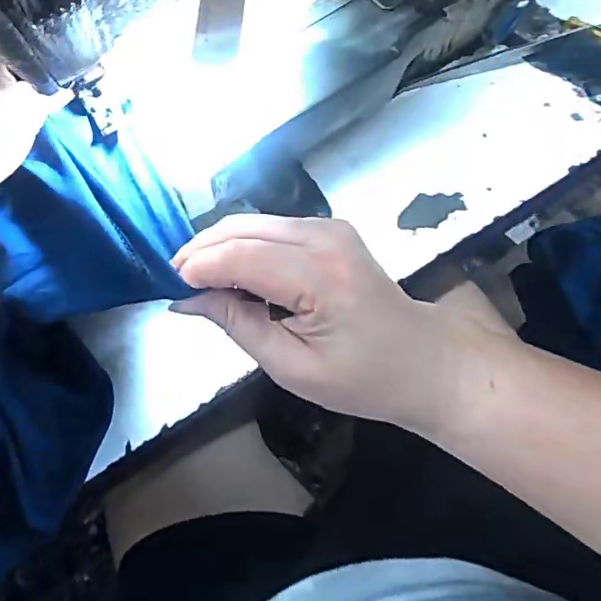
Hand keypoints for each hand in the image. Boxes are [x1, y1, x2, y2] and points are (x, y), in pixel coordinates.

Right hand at [170, 214, 479, 430]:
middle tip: (175, 278)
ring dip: (217, 245)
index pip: (242, 256)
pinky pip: (267, 226)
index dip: (200, 266)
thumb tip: (187, 300)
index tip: (172, 286)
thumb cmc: (365, 379)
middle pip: (241, 229)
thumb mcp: (293, 368)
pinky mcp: (325, 226)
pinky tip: (230, 269)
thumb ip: (237, 325)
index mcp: (322, 278)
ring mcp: (326, 226)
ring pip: (249, 222)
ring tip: (196, 274)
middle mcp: (323, 238)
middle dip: (201, 249)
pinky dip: (240, 243)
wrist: (429, 362)